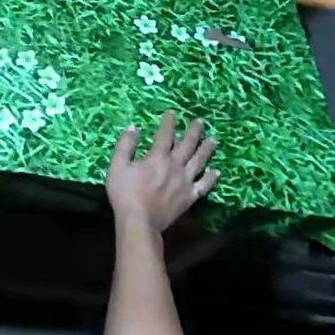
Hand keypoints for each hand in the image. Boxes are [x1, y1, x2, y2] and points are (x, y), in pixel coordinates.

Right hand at [106, 110, 217, 232]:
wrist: (139, 222)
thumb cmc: (125, 193)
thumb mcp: (117, 166)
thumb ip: (126, 145)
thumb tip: (134, 128)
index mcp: (158, 157)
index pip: (165, 135)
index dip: (169, 122)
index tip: (173, 112)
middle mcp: (175, 166)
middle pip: (187, 145)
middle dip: (193, 132)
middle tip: (200, 121)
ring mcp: (185, 182)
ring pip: (199, 162)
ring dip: (206, 149)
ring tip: (214, 140)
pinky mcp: (189, 198)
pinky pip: (203, 186)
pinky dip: (211, 178)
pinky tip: (216, 172)